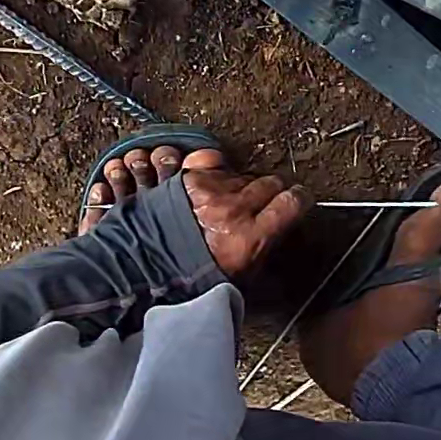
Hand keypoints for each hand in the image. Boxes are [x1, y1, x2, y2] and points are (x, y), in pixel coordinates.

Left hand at [183, 168, 307, 276]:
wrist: (142, 269)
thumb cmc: (190, 280)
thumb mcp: (239, 278)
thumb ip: (264, 248)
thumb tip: (282, 228)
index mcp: (249, 238)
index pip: (291, 202)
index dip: (298, 199)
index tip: (297, 200)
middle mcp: (233, 209)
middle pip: (270, 183)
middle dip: (270, 192)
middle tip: (260, 205)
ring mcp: (210, 190)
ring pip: (243, 174)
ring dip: (241, 186)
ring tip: (226, 203)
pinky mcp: (188, 178)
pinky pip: (213, 159)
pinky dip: (215, 167)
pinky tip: (213, 180)